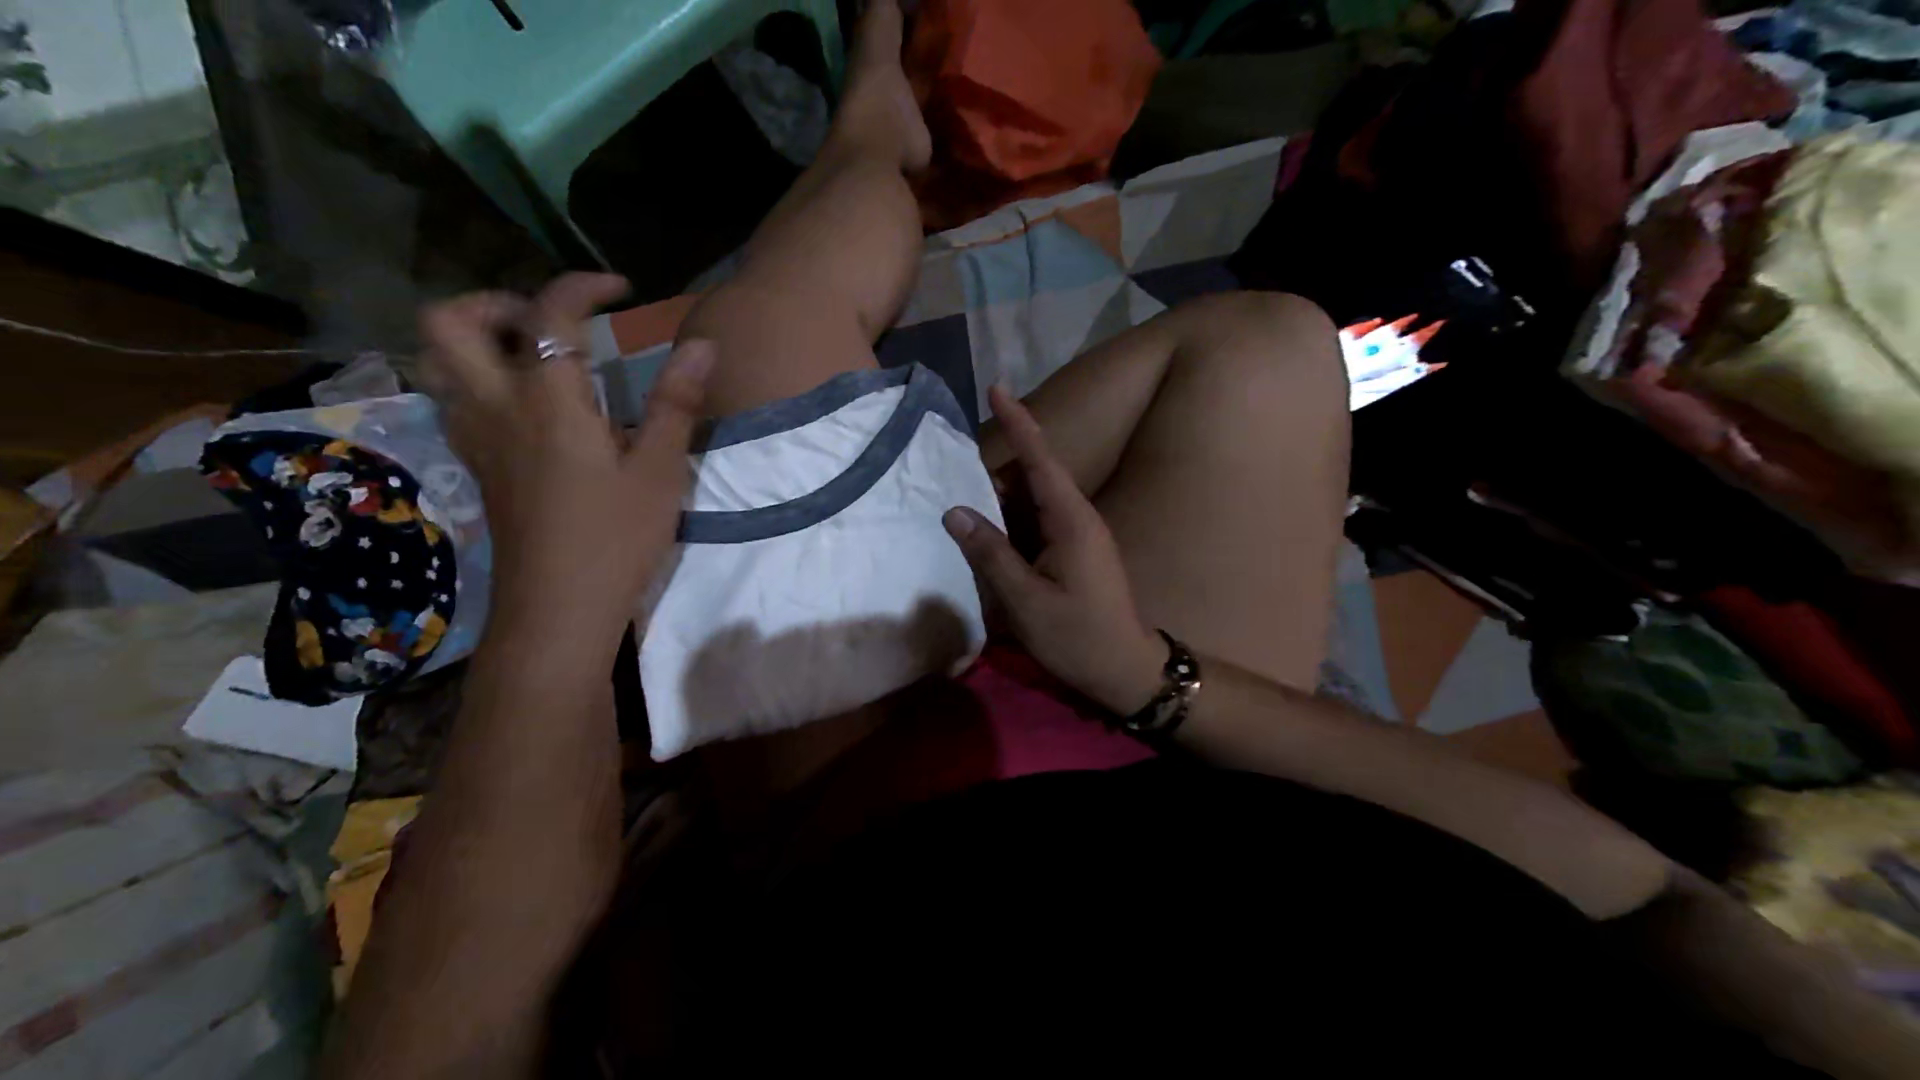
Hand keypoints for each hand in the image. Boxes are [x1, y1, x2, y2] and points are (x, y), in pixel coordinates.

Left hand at [420, 273, 714, 643]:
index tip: (620, 290)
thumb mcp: (661, 471)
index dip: (582, 285)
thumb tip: (702, 344)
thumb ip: (676, 402)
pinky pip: (454, 398)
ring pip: (438, 361)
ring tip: (535, 356)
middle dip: (496, 301)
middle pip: (450, 322)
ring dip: (478, 339)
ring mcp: (476, 438)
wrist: (559, 608)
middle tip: (550, 321)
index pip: (548, 313)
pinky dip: (479, 378)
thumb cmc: (616, 539)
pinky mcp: (476, 466)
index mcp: (547, 401)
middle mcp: (496, 407)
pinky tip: (528, 407)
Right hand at [943, 386, 1166, 714]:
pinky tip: (988, 530)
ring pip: (1033, 500)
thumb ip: (990, 553)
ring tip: (963, 495)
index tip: (997, 387)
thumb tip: (955, 511)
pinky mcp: (1075, 552)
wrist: (1126, 669)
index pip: (1040, 460)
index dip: (1019, 422)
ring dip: (1000, 496)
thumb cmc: (1078, 637)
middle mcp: (1078, 518)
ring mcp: (1079, 535)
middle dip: (996, 466)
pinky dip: (1011, 519)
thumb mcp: (1026, 601)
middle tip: (954, 465)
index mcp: (1070, 521)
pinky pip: (1037, 522)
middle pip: (1033, 476)